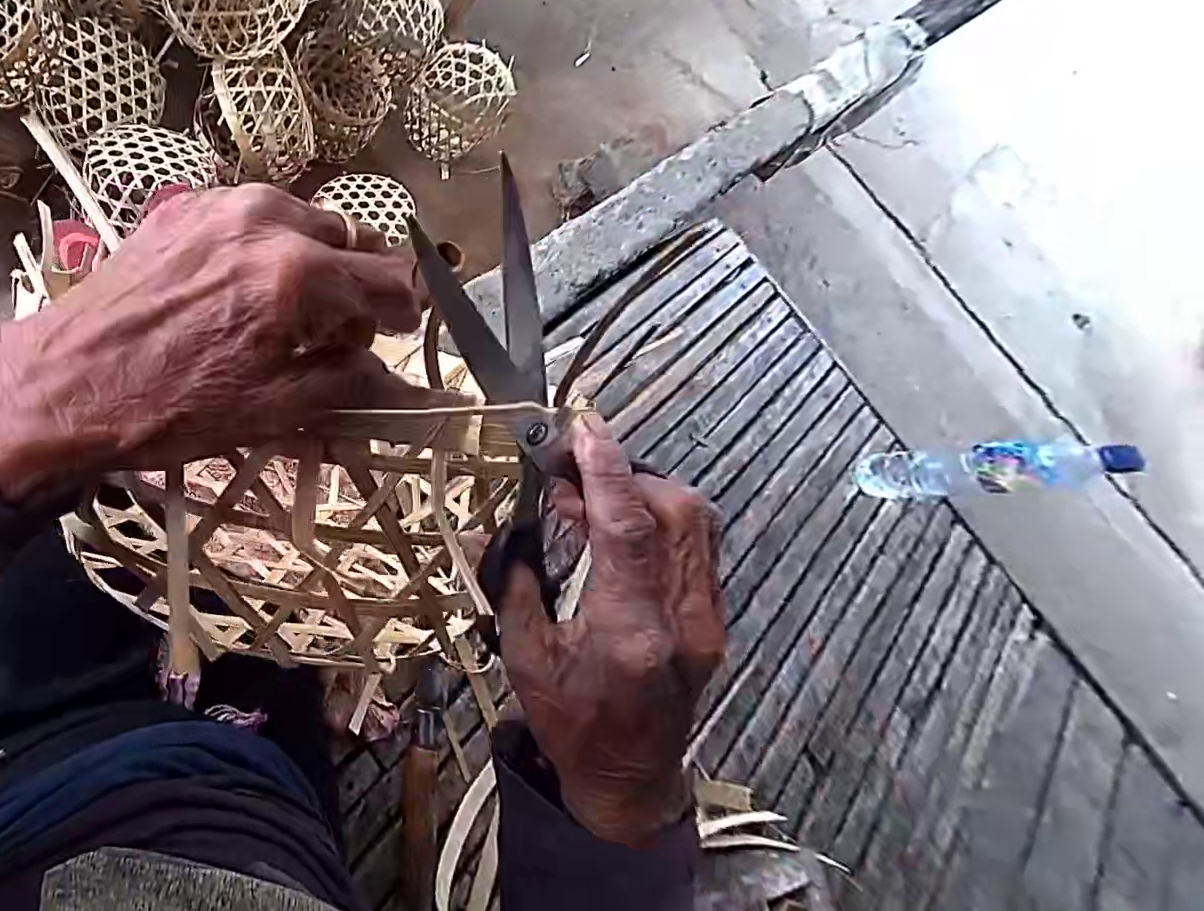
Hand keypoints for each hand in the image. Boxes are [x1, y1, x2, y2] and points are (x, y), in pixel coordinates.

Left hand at [0, 185, 427, 500]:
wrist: (64, 383)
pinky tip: (237, 287)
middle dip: (356, 288)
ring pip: (306, 222)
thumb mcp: (272, 411)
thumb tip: (394, 377)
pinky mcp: (185, 207)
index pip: (391, 280)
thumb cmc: (169, 408)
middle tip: (331, 335)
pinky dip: (268, 247)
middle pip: (354, 241)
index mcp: (298, 274)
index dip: (404, 312)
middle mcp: (267, 220)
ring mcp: (221, 205)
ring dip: (314, 263)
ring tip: (282, 312)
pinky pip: (255, 217)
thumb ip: (349, 383)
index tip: (395, 333)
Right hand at [499, 412, 726, 846]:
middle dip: (624, 473)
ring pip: (696, 523)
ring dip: (641, 490)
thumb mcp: (523, 654)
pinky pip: (695, 545)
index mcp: (628, 630)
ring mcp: (708, 620)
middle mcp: (684, 620)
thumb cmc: (569, 720)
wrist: (629, 779)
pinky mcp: (713, 619)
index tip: (586, 428)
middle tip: (569, 463)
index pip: (629, 530)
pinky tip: (610, 522)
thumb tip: (494, 529)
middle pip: (678, 514)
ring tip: (584, 491)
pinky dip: (654, 516)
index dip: (607, 472)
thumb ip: (512, 583)